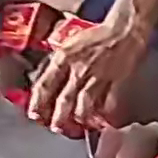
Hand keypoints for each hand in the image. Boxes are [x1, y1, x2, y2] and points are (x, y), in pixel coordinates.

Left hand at [26, 16, 148, 137]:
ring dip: (79, 116)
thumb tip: (53, 76)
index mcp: (63, 58)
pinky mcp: (115, 80)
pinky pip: (106, 99)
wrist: (124, 31)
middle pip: (64, 97)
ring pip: (84, 101)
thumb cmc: (98, 34)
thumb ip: (62, 60)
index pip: (45, 84)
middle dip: (57, 115)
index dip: (38, 101)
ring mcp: (98, 76)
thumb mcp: (70, 42)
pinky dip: (103, 111)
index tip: (34, 113)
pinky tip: (101, 119)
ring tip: (76, 126)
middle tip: (54, 127)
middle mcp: (78, 69)